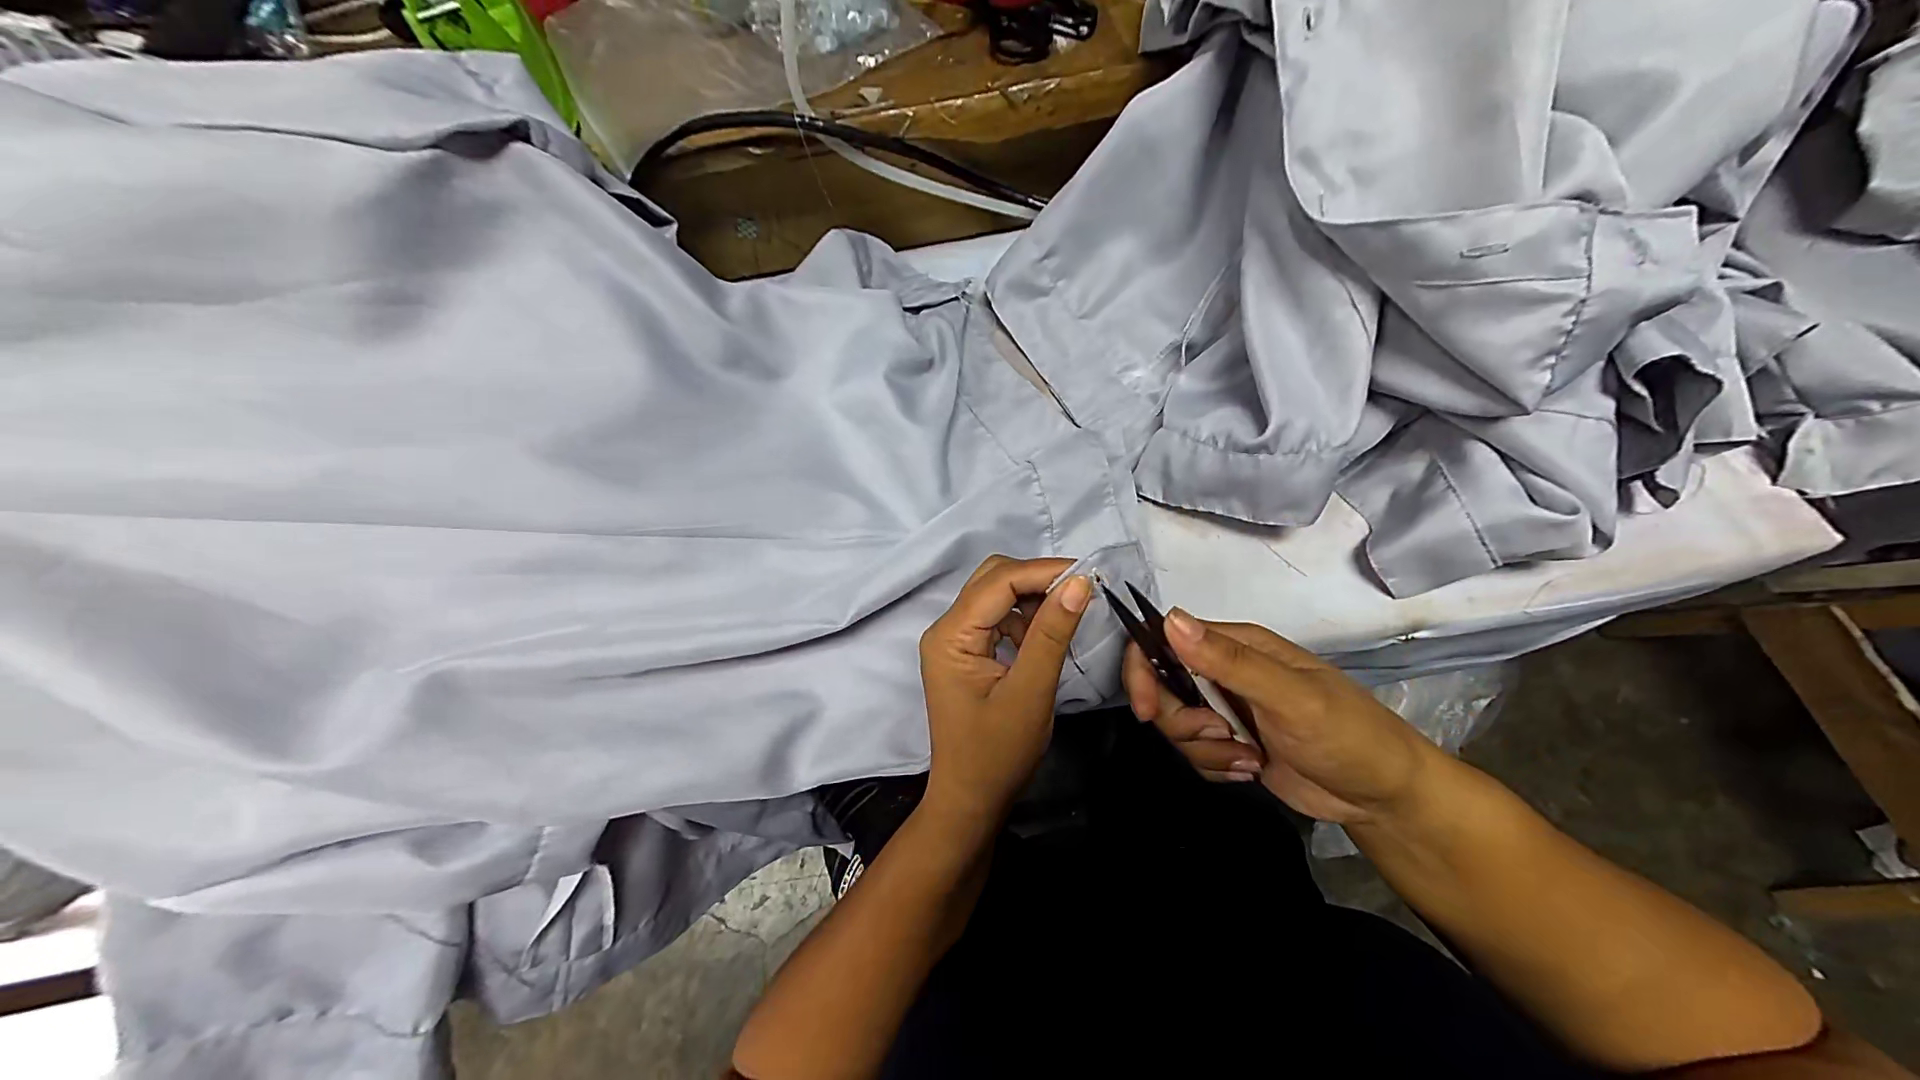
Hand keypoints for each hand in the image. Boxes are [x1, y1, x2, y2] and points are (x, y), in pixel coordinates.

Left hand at [919, 556, 1091, 822]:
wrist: (971, 799)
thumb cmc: (997, 754)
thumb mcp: (1031, 692)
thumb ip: (1052, 634)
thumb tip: (1078, 583)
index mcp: (951, 636)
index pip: (998, 581)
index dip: (1043, 571)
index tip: (1089, 575)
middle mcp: (946, 629)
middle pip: (992, 579)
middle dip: (1037, 579)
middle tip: (1081, 592)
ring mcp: (954, 641)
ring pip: (995, 594)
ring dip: (1032, 598)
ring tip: (1067, 616)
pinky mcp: (967, 653)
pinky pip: (997, 618)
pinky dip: (1025, 618)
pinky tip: (1046, 636)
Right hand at [1124, 611, 1437, 825]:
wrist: (1384, 797)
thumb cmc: (1348, 734)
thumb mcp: (1290, 697)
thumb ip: (1229, 661)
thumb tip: (1170, 620)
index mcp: (1236, 645)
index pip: (1164, 641)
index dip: (1143, 671)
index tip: (1146, 710)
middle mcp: (1224, 671)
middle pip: (1162, 688)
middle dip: (1182, 721)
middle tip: (1219, 736)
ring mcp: (1226, 709)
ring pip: (1176, 726)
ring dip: (1206, 750)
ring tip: (1250, 758)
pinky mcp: (1230, 744)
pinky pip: (1194, 754)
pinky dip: (1217, 767)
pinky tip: (1253, 769)